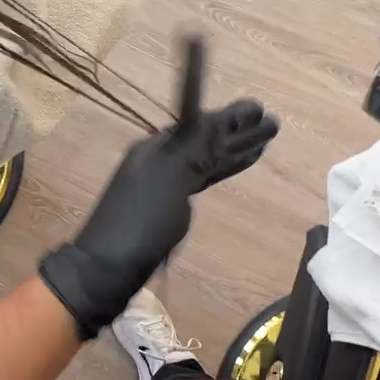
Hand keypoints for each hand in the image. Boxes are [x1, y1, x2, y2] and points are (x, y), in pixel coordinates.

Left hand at [40, 100, 278, 338]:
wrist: (107, 269)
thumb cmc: (140, 222)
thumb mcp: (170, 179)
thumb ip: (196, 149)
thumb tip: (217, 117)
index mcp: (154, 148)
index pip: (199, 124)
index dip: (230, 118)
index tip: (259, 109)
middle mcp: (157, 161)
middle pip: (203, 142)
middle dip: (237, 133)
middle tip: (273, 124)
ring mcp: (161, 186)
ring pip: (204, 162)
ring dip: (233, 153)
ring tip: (264, 145)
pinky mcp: (165, 210)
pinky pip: (198, 182)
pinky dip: (219, 173)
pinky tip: (235, 169)